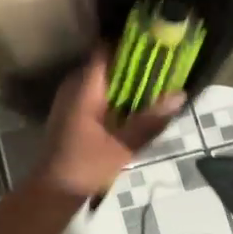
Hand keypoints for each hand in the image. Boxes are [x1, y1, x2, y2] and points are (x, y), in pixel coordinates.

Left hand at [30, 49, 186, 200]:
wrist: (53, 191)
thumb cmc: (85, 166)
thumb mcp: (123, 146)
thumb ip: (150, 120)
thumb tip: (180, 95)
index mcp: (84, 88)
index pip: (104, 50)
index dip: (129, 43)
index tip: (154, 42)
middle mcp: (74, 86)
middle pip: (105, 63)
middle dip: (133, 63)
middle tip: (162, 65)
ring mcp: (69, 99)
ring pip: (100, 79)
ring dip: (124, 80)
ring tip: (154, 82)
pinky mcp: (71, 112)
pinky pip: (95, 92)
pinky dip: (114, 94)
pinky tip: (134, 104)